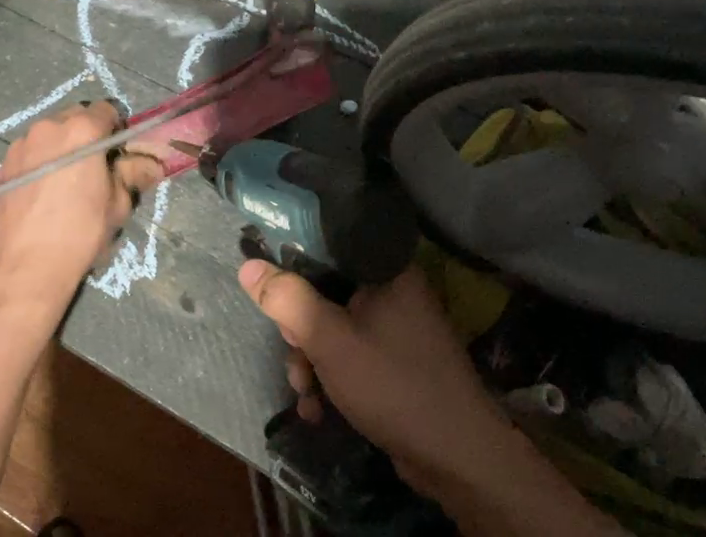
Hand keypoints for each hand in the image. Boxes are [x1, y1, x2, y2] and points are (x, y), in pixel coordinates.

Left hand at [0, 101, 164, 292]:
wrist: (25, 263)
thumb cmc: (80, 232)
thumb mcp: (118, 205)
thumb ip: (133, 175)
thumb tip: (151, 163)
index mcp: (81, 130)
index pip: (106, 110)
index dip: (115, 129)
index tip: (117, 154)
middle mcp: (48, 127)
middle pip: (75, 117)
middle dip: (87, 134)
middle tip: (93, 167)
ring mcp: (22, 143)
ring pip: (49, 134)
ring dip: (61, 146)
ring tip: (64, 181)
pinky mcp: (4, 162)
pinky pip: (30, 151)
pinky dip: (40, 160)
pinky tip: (42, 190)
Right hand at [238, 261, 513, 493]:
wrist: (457, 461)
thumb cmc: (393, 385)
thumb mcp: (329, 339)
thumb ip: (287, 299)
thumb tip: (248, 265)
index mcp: (387, 271)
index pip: (329, 245)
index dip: (293, 264)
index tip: (274, 292)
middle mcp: (395, 292)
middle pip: (325, 291)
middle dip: (300, 329)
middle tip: (294, 352)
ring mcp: (399, 329)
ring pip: (335, 327)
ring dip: (310, 360)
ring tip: (305, 393)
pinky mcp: (398, 363)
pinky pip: (352, 355)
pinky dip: (331, 377)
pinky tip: (318, 409)